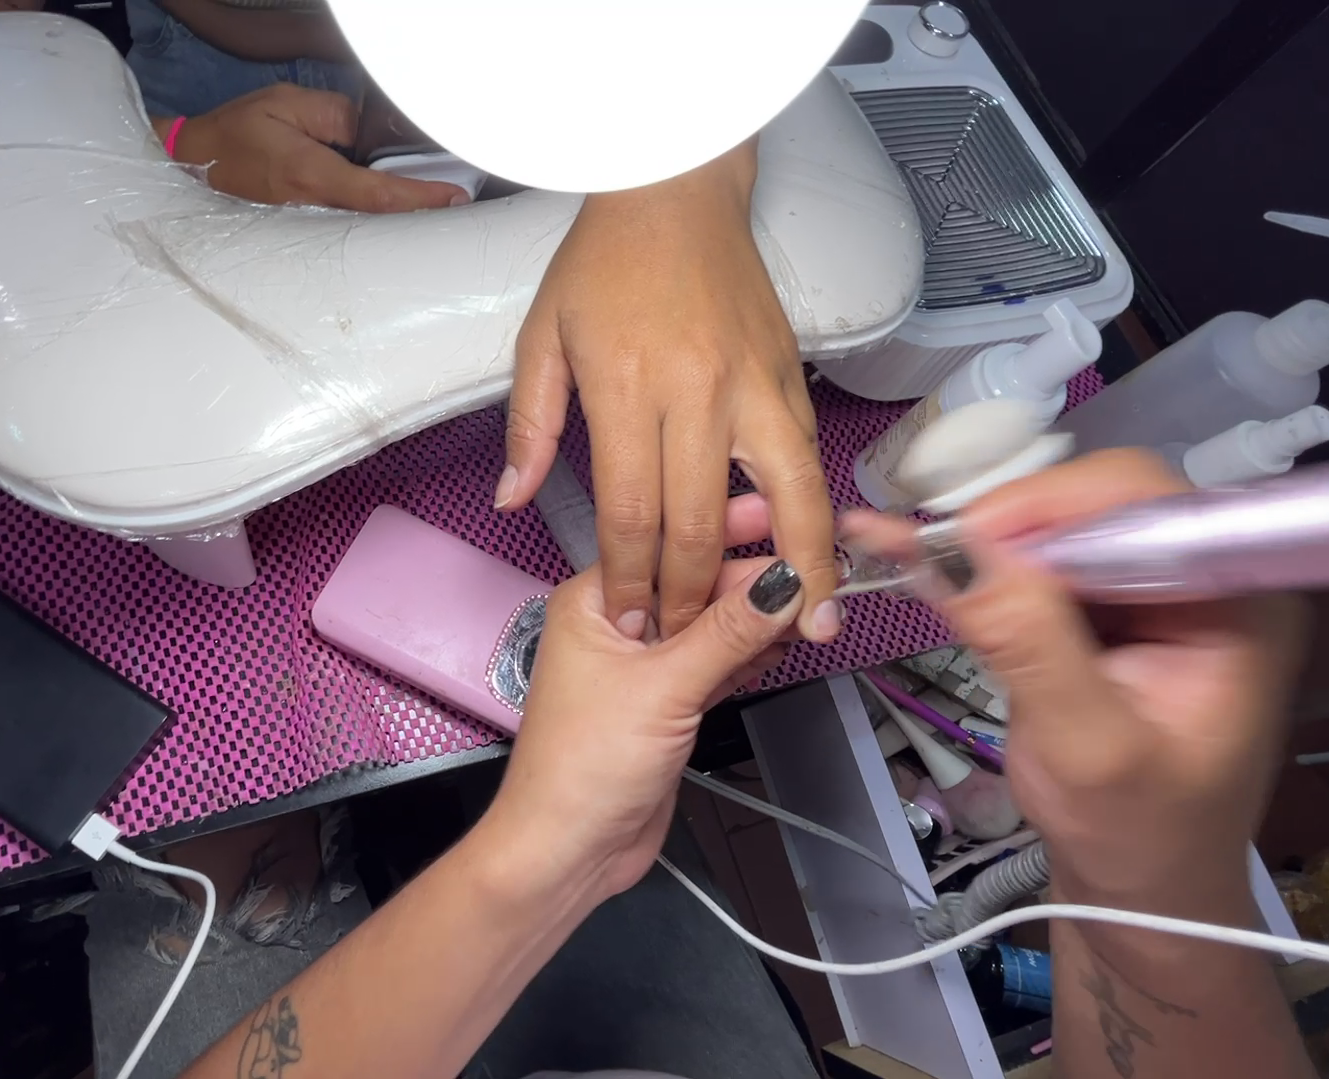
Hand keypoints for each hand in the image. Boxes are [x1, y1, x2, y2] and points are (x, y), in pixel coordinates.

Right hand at [166, 84, 466, 212]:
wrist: (199, 167)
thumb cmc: (236, 136)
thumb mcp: (283, 105)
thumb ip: (332, 115)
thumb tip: (364, 131)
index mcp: (315, 177)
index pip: (380, 194)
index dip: (420, 198)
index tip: (452, 197)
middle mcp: (320, 210)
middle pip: (384, 220)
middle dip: (422, 215)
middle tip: (458, 207)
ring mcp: (317, 225)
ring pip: (372, 227)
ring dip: (405, 218)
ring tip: (438, 207)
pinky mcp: (313, 227)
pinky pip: (356, 225)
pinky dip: (383, 218)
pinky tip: (400, 211)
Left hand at [484, 495, 803, 900]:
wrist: (570, 850)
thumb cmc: (588, 762)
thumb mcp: (663, 687)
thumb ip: (727, 634)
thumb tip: (785, 582)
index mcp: (594, 600)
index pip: (666, 547)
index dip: (724, 532)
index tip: (781, 517)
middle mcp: (615, 622)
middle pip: (694, 585)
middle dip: (751, 582)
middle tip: (817, 571)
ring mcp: (642, 663)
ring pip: (708, 627)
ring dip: (756, 621)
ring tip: (814, 605)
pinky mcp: (665, 700)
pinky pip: (712, 664)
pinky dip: (745, 656)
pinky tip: (783, 643)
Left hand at [497, 144, 841, 645]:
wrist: (675, 188)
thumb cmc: (602, 262)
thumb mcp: (541, 338)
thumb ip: (528, 427)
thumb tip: (512, 499)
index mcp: (627, 388)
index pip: (631, 512)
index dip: (633, 578)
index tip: (633, 620)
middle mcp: (698, 392)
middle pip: (700, 521)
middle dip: (692, 594)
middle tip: (687, 639)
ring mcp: (754, 383)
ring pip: (788, 494)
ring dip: (797, 569)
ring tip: (810, 624)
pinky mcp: (789, 373)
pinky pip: (807, 455)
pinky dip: (814, 510)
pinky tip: (816, 549)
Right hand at [841, 451, 1306, 912]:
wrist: (1137, 876)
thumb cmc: (1134, 828)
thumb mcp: (1085, 744)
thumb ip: (1031, 644)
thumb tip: (961, 551)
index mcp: (1233, 603)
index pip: (1142, 505)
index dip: (1049, 507)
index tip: (962, 540)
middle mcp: (1195, 579)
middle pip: (1092, 502)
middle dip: (1005, 524)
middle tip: (930, 556)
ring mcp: (1142, 592)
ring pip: (1050, 526)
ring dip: (978, 541)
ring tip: (912, 557)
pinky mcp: (1095, 608)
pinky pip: (1028, 561)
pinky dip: (972, 563)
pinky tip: (923, 567)